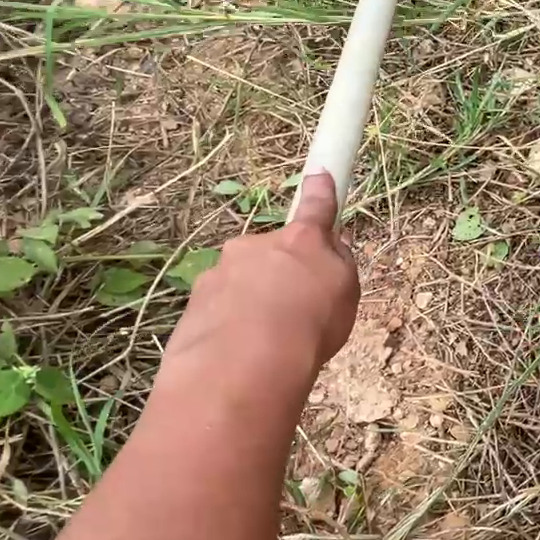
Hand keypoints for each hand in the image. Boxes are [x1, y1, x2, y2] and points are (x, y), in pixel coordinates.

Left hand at [163, 171, 358, 375]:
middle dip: (284, 270)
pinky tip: (246, 347)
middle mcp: (255, 246)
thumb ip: (338, 265)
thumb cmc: (310, 324)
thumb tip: (330, 248)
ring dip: (257, 298)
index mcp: (301, 240)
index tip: (319, 172)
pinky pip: (222, 305)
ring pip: (245, 279)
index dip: (321, 190)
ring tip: (272, 335)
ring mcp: (219, 272)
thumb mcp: (346, 292)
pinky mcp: (192, 302)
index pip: (317, 208)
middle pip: (274, 251)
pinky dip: (234, 320)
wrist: (242, 366)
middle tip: (300, 304)